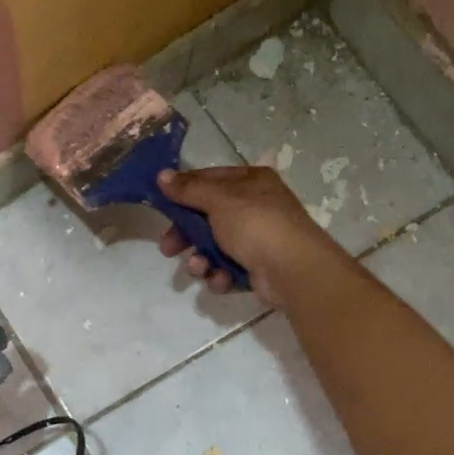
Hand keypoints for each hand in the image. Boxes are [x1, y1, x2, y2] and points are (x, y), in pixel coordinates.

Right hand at [157, 166, 339, 300]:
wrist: (292, 269)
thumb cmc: (256, 225)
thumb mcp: (219, 200)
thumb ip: (189, 189)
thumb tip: (161, 175)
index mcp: (250, 182)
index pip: (209, 179)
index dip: (184, 190)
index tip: (161, 203)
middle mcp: (254, 207)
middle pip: (207, 217)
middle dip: (186, 235)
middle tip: (168, 248)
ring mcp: (256, 239)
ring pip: (213, 247)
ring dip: (201, 260)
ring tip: (200, 268)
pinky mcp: (255, 267)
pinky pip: (226, 269)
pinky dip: (219, 275)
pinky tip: (221, 279)